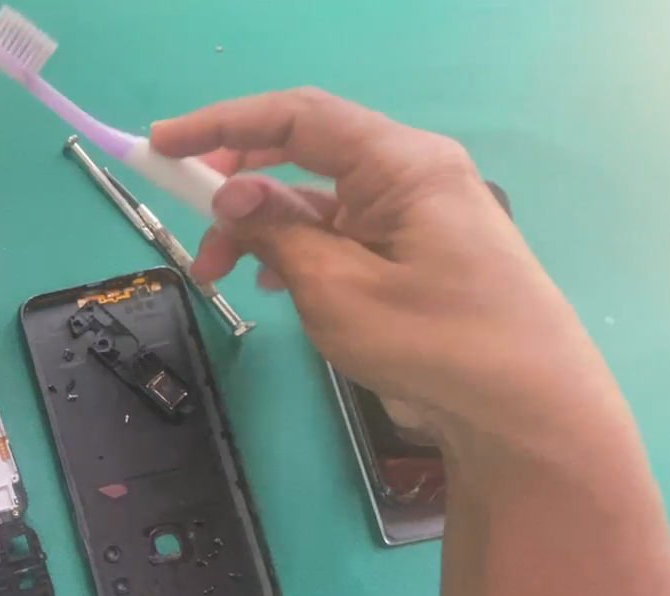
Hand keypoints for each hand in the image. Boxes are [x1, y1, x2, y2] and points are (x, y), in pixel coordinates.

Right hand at [151, 89, 617, 447]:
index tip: (160, 145)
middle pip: (297, 154)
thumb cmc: (427, 337)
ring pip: (303, 201)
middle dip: (231, 187)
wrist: (509, 400)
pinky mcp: (392, 250)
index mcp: (399, 165)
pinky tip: (263, 284)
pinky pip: (322, 233)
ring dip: (250, 231)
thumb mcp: (334, 286)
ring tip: (214, 277)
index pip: (297, 120)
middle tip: (185, 224)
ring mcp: (398, 214)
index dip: (221, 124)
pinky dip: (280, 251)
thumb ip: (278, 232)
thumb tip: (228, 194)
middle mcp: (401, 176)